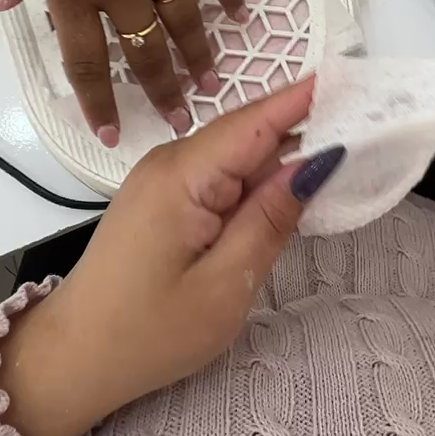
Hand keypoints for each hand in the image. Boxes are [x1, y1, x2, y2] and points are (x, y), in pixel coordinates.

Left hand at [0, 0, 247, 144]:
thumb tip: (0, 5)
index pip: (87, 61)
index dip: (98, 102)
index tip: (109, 134)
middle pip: (145, 52)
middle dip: (161, 92)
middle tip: (179, 119)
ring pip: (185, 20)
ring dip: (200, 54)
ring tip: (212, 81)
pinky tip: (241, 12)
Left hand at [0, 77, 343, 435]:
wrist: (73, 359)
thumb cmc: (145, 334)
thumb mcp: (222, 287)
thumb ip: (270, 221)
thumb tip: (314, 165)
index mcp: (182, 176)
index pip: (253, 123)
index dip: (302, 98)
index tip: (349, 76)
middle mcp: (171, 161)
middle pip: (247, 131)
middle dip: (302, 122)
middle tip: (362, 117)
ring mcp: (165, 177)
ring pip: (236, 152)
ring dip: (283, 151)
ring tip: (340, 144)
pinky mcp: (166, 196)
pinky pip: (221, 173)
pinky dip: (258, 175)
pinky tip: (289, 183)